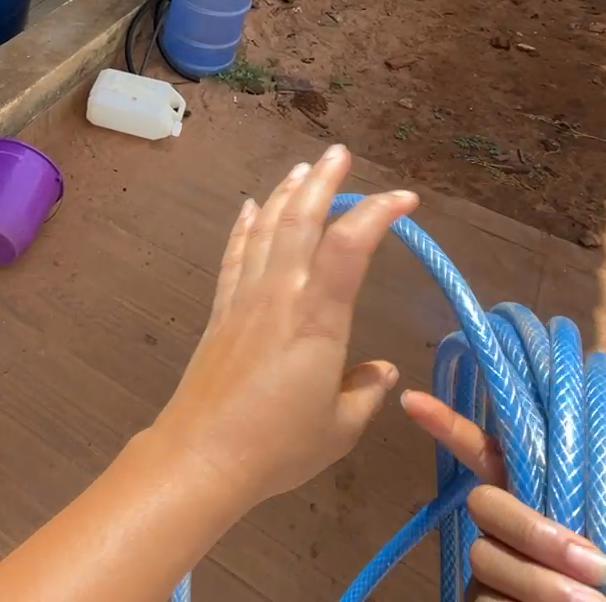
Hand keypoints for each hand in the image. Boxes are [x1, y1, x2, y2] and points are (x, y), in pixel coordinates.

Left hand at [147, 146, 417, 507]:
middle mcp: (280, 294)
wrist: (203, 452)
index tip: (403, 198)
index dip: (376, 214)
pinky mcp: (221, 307)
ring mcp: (245, 296)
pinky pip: (235, 254)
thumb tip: (382, 370)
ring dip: (285, 194)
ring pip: (266, 229)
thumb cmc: (278, 445)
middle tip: (339, 153)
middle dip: (322, 182)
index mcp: (318, 319)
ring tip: (302, 168)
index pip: (350, 248)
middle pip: (300, 222)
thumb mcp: (339, 427)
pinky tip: (251, 207)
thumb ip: (364, 392)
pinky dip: (245, 226)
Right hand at [402, 391, 605, 601]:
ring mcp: (501, 574)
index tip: (412, 399)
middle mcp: (516, 530)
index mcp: (551, 499)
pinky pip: (484, 601)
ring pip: (486, 556)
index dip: (448, 424)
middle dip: (532, 529)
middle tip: (596, 568)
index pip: (488, 453)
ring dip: (537, 580)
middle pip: (486, 503)